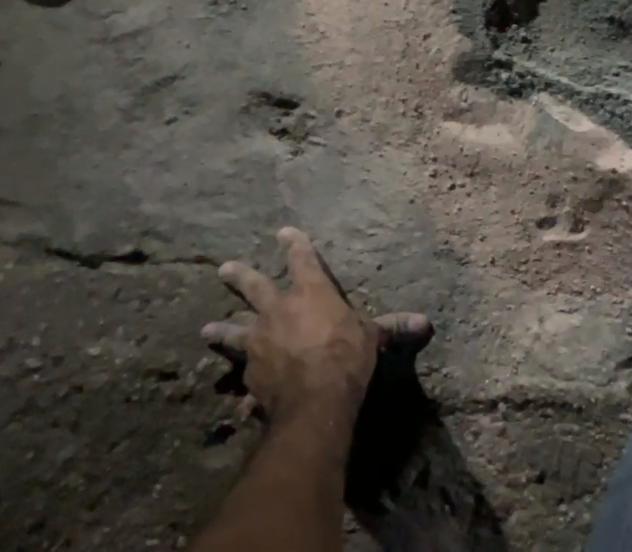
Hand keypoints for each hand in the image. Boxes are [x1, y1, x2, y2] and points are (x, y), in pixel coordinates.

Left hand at [202, 228, 431, 423]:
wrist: (314, 399)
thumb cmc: (347, 355)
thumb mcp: (373, 337)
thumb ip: (392, 327)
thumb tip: (426, 323)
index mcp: (310, 294)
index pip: (302, 260)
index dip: (295, 245)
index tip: (284, 231)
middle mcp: (278, 312)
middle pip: (254, 288)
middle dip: (240, 276)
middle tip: (224, 269)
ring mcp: (259, 343)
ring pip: (234, 331)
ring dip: (221, 330)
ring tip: (206, 330)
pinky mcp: (250, 374)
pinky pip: (245, 377)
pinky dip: (243, 384)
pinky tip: (238, 397)